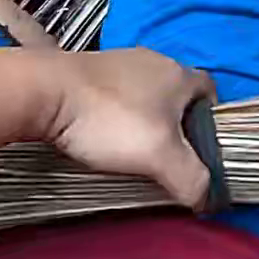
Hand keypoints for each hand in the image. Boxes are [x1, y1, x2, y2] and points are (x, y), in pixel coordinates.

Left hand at [35, 49, 216, 208]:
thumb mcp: (159, 155)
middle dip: (175, 122)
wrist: (48, 91)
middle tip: (163, 155)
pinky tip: (101, 131)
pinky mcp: (95, 68)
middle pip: (178, 93)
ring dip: (143, 116)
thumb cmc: (112, 119)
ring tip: (128, 147)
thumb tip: (208, 198)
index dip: (210, 119)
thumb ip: (191, 178)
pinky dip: (116, 110)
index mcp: (180, 73)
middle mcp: (157, 60)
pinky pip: (118, 91)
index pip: (210, 91)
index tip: (198, 148)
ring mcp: (123, 60)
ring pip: (146, 91)